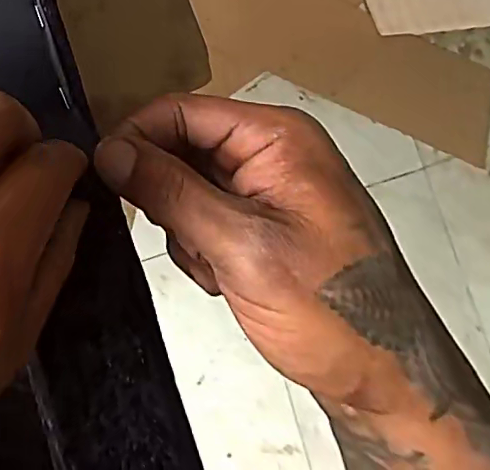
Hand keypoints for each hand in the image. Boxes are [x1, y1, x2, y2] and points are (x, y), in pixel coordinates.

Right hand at [95, 93, 489, 469]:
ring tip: (215, 267)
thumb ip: (170, 192)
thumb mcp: (240, 247)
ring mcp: (266, 182)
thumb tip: (109, 150)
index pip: (185, 110)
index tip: (103, 172)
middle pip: (185, 143)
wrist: (385, 380)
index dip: (139, 135)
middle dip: (169, 193)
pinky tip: (223, 275)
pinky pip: (203, 208)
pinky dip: (199, 241)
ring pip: (187, 180)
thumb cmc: (330, 308)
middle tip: (183, 239)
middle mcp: (270, 147)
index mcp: (275, 135)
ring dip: (185, 225)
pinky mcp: (261, 213)